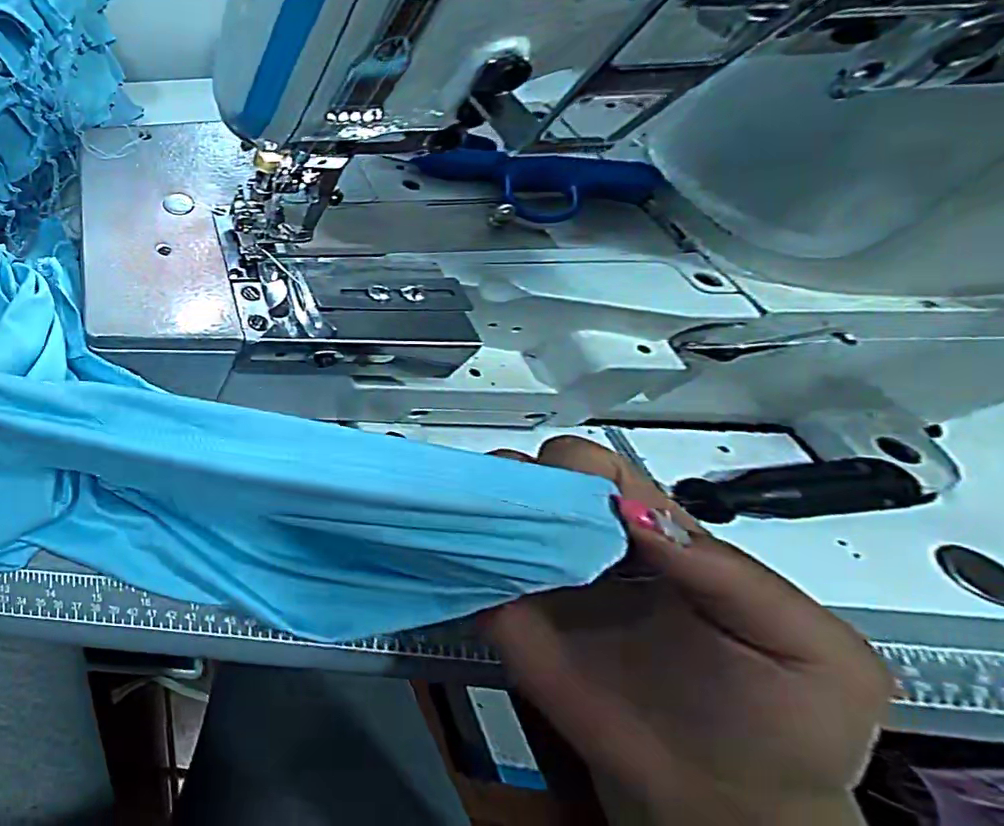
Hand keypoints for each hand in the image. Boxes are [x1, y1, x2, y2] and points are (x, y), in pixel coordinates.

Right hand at [481, 437, 891, 824]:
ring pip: (492, 507)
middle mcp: (587, 542)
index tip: (577, 495)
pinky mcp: (503, 610)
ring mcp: (540, 575)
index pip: (602, 471)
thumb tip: (636, 512)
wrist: (720, 802)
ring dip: (480, 503)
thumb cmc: (782, 724)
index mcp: (654, 534)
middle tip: (522, 507)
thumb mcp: (809, 651)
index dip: (582, 468)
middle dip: (520, 477)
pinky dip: (453, 547)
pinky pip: (467, 563)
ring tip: (487, 525)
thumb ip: (733, 577)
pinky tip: (455, 547)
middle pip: (534, 475)